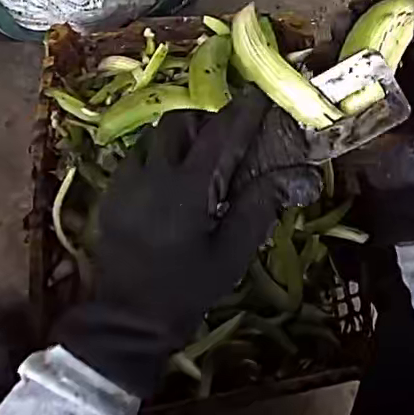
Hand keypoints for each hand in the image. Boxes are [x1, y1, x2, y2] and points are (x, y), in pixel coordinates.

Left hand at [52, 88, 320, 398]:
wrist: (127, 320)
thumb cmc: (188, 289)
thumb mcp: (233, 251)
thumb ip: (261, 205)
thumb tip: (301, 176)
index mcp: (188, 188)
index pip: (222, 134)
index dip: (244, 110)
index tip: (261, 93)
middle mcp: (153, 174)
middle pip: (181, 122)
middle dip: (207, 121)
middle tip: (227, 138)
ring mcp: (126, 182)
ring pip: (154, 135)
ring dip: (181, 136)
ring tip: (199, 157)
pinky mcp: (111, 193)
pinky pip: (136, 156)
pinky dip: (158, 154)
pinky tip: (170, 180)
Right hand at [334, 0, 413, 244]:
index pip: (400, 25)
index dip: (387, 8)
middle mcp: (391, 73)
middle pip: (367, 35)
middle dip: (356, 20)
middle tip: (349, 15)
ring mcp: (364, 91)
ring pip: (344, 54)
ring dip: (337, 38)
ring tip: (336, 32)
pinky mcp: (341, 110)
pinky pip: (326, 82)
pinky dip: (320, 66)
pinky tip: (320, 57)